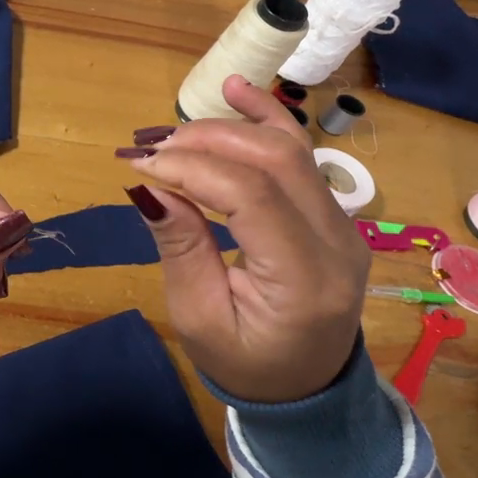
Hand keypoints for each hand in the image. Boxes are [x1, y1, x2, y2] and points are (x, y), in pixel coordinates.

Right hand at [125, 75, 369, 402]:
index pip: (250, 196)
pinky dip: (267, 118)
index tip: (136, 164)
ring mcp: (342, 222)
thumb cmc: (246, 362)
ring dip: (226, 128)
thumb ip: (181, 248)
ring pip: (289, 148)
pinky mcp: (332, 213)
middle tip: (148, 150)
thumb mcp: (199, 318)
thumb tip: (147, 187)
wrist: (308, 388)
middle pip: (274, 160)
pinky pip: (301, 155)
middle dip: (203, 142)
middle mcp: (336, 241)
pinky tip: (235, 89)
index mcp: (303, 279)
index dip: (189, 169)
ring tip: (172, 131)